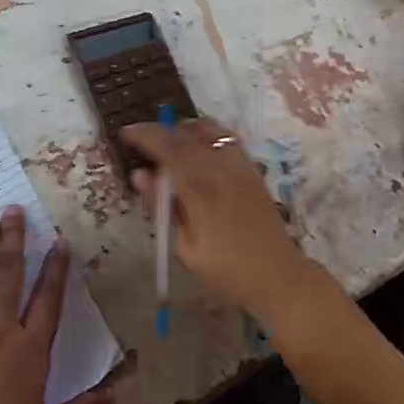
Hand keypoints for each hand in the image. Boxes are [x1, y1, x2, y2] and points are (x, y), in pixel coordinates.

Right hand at [119, 118, 318, 319]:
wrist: (278, 274)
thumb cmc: (227, 271)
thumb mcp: (185, 250)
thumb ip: (163, 209)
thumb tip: (140, 175)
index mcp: (200, 192)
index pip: (167, 151)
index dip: (144, 136)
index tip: (125, 133)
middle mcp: (220, 171)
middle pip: (183, 136)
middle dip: (156, 131)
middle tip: (137, 137)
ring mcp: (238, 166)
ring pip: (206, 130)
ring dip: (181, 129)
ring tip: (166, 140)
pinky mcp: (251, 168)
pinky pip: (226, 137)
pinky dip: (206, 132)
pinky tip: (197, 143)